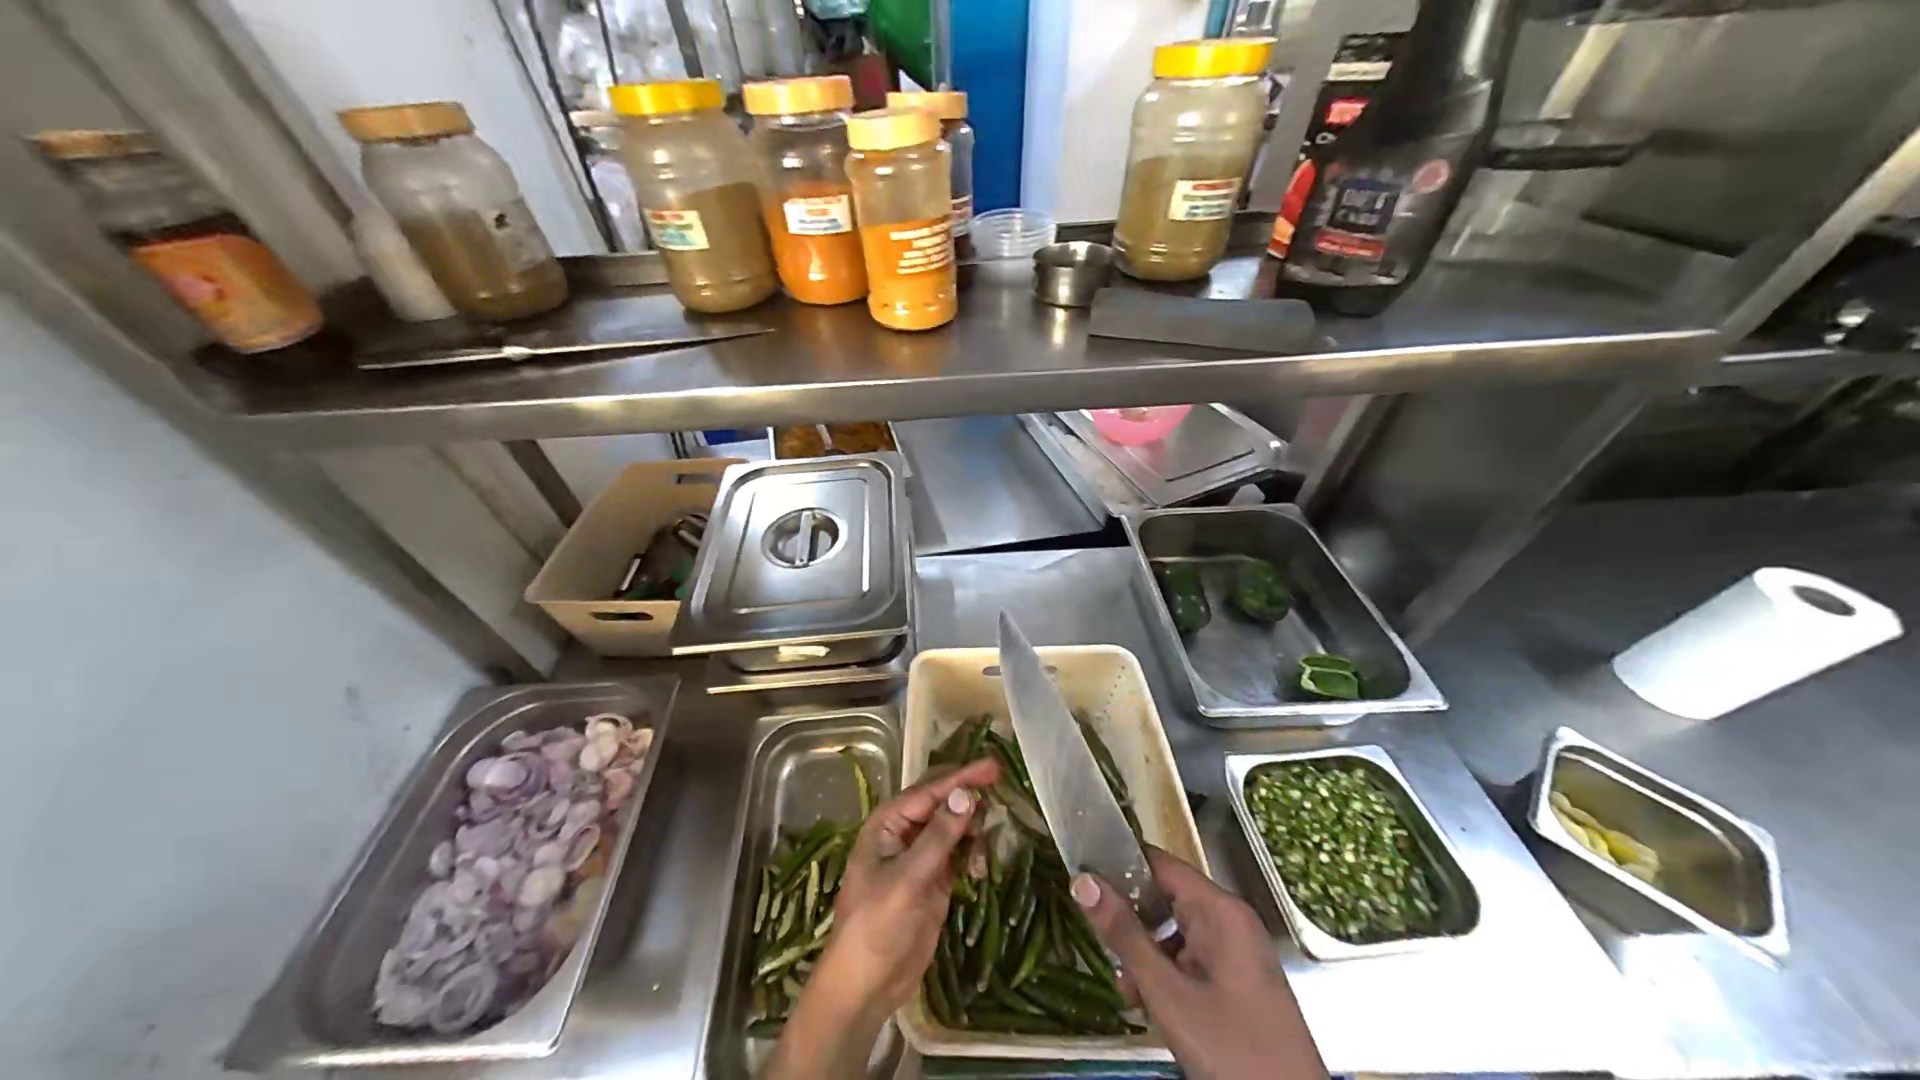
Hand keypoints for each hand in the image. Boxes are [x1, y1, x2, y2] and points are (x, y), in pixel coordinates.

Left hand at [767, 756, 1000, 1079]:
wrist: (866, 986)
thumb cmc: (875, 927)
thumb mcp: (907, 880)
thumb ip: (939, 836)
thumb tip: (967, 794)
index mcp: (888, 822)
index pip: (931, 790)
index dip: (964, 777)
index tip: (995, 766)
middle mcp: (905, 831)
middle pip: (945, 802)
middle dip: (971, 800)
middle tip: (998, 804)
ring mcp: (921, 855)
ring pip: (956, 826)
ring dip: (974, 832)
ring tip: (978, 859)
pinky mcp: (935, 878)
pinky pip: (960, 851)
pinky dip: (972, 853)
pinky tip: (977, 871)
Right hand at [1071, 848, 1329, 1079]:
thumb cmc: (1233, 1050)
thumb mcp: (1168, 993)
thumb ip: (1124, 935)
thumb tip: (1083, 881)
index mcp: (1220, 910)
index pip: (1159, 863)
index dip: (1119, 864)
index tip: (1082, 875)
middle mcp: (1229, 921)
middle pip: (1164, 899)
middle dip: (1130, 921)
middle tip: (1100, 944)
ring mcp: (1235, 952)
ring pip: (1173, 934)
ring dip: (1144, 955)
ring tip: (1127, 987)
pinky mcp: (1236, 981)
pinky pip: (1189, 960)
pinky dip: (1165, 975)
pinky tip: (1147, 1004)